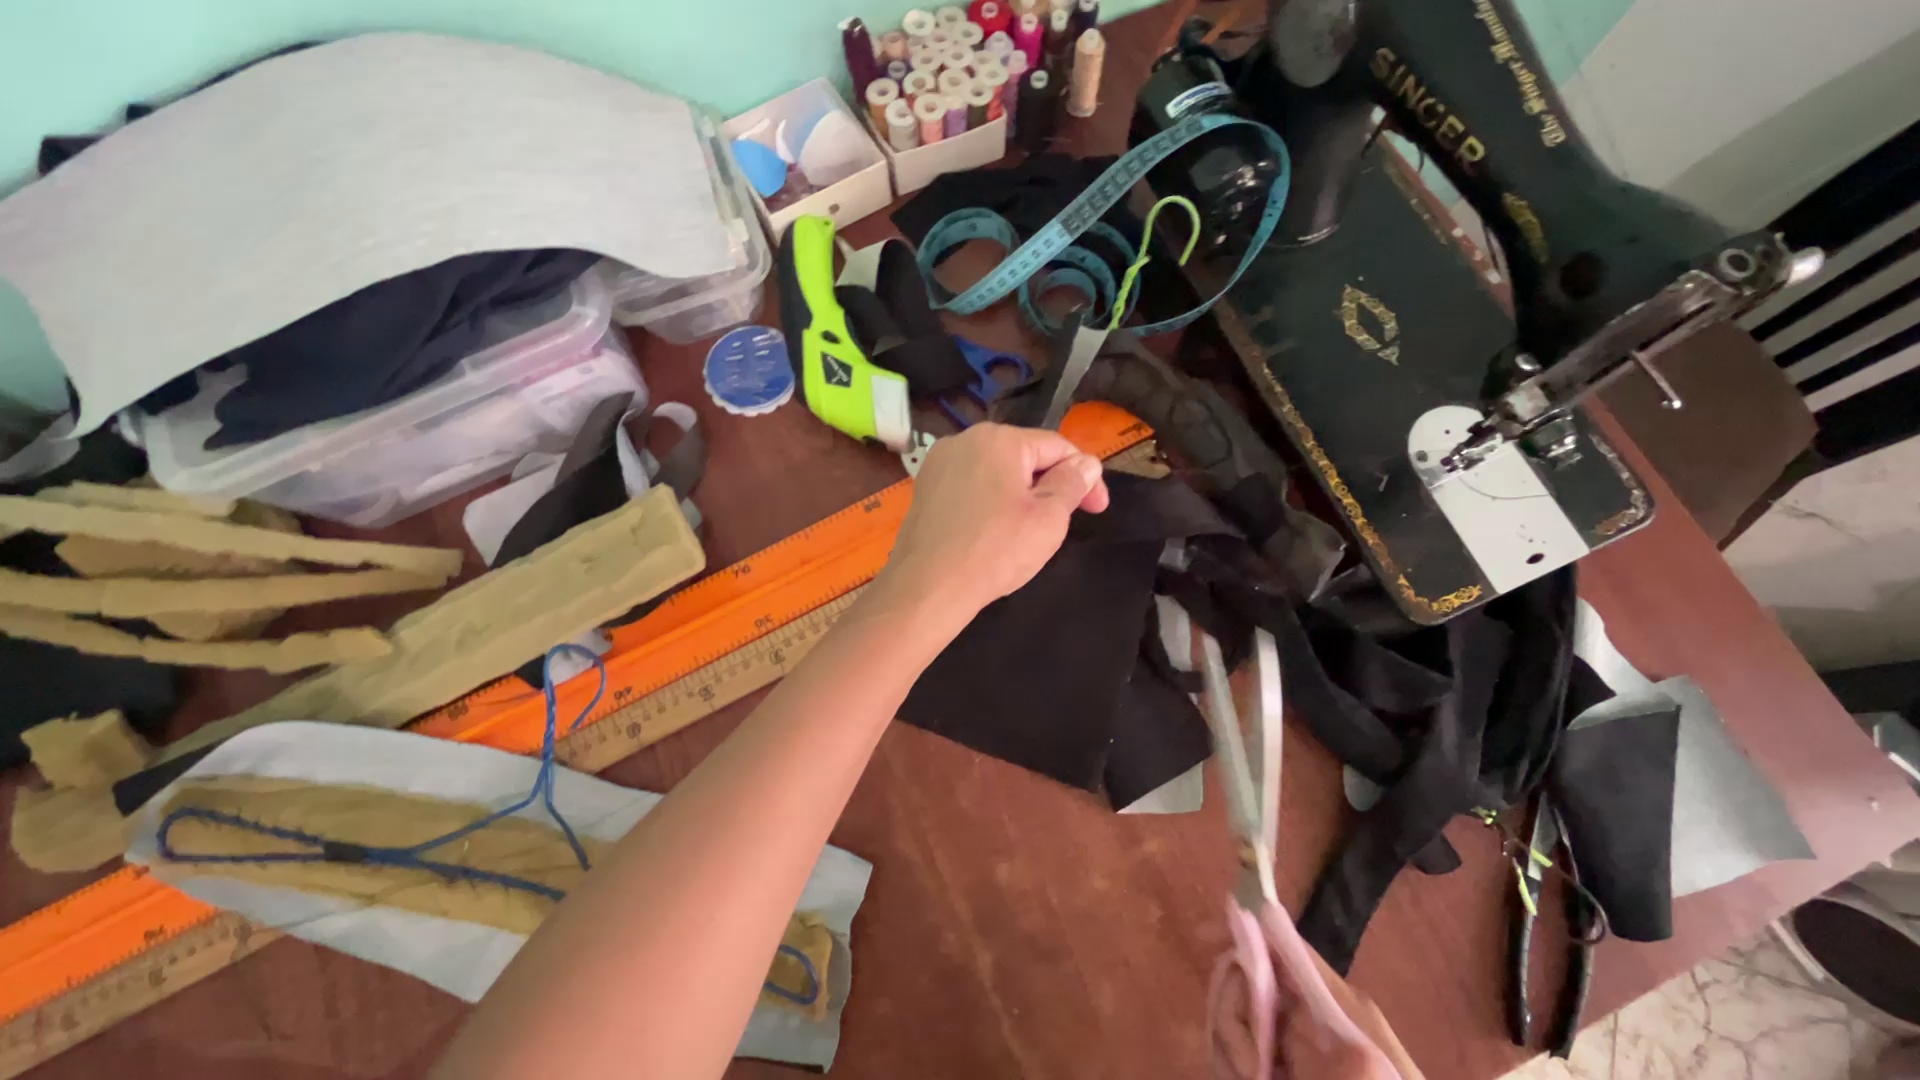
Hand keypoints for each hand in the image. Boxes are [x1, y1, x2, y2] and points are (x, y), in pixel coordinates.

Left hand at [879, 423, 1109, 617]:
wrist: (928, 587)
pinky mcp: (925, 488)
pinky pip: (971, 486)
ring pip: (997, 472)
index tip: (1098, 509)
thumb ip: (1072, 483)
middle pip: (1024, 456)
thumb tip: (1087, 463)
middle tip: (1065, 522)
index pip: (1057, 447)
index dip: (1085, 477)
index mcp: (999, 438)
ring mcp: (939, 463)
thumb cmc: (995, 550)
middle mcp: (965, 439)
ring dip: (1020, 494)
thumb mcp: (1048, 518)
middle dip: (1050, 484)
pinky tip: (994, 531)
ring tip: (1029, 531)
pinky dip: (990, 502)